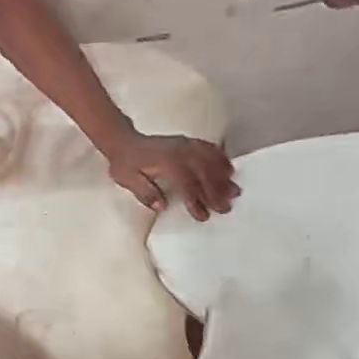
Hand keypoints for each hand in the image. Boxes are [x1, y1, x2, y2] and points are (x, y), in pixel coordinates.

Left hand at [102, 128, 238, 221]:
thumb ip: (145, 193)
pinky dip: (221, 158)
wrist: (123, 142)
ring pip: (211, 160)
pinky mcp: (187, 143)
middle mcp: (179, 152)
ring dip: (224, 177)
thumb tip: (161, 206)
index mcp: (166, 163)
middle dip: (216, 192)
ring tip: (234, 191)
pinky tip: (229, 168)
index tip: (203, 216)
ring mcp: (185, 145)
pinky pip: (209, 148)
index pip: (186, 184)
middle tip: (226, 208)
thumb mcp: (128, 181)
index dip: (196, 201)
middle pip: (204, 173)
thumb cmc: (124, 163)